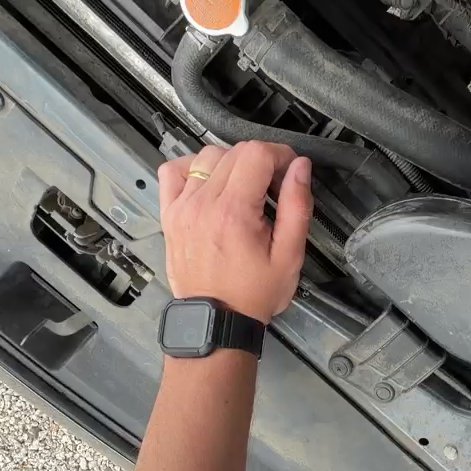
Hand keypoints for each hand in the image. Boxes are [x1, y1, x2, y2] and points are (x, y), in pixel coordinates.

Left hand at [157, 140, 312, 323]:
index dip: (281, 156)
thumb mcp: (289, 255)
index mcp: (234, 211)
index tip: (289, 172)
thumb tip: (300, 168)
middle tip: (273, 188)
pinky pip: (173, 172)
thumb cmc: (253, 294)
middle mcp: (203, 203)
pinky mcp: (170, 215)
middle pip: (233, 151)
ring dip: (230, 163)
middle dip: (261, 161)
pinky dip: (192, 168)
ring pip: (206, 156)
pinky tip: (210, 185)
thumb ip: (297, 206)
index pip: (257, 153)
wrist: (217, 320)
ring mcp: (182, 207)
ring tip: (244, 188)